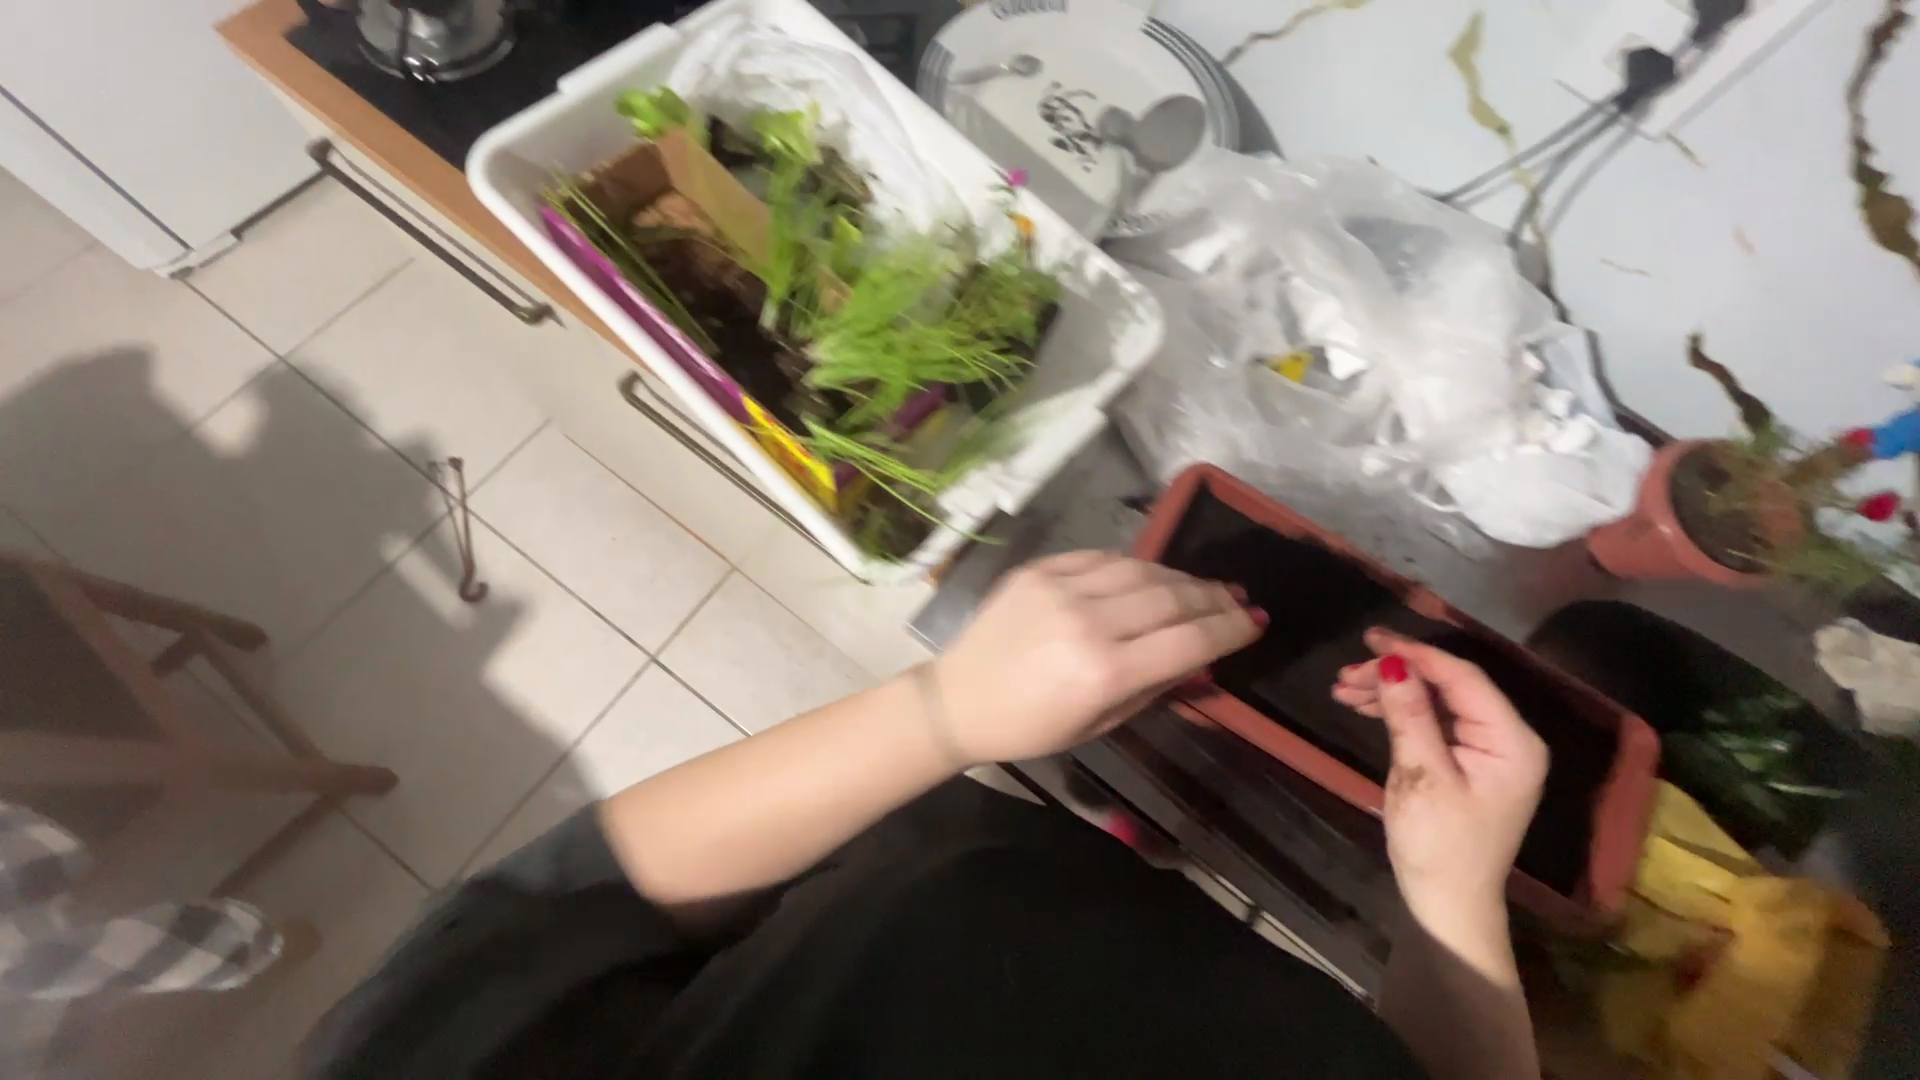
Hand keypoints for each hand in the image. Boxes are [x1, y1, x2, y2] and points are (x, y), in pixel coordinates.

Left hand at [930, 551, 1263, 765]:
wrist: (959, 698)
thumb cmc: (1031, 727)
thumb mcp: (1099, 724)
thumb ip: (1154, 687)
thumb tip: (1200, 656)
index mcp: (1105, 672)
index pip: (1189, 641)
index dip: (1230, 630)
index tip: (1255, 622)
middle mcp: (1088, 623)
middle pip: (1172, 598)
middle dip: (1214, 598)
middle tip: (1238, 599)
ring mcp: (1060, 589)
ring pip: (1140, 569)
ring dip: (1178, 577)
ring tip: (1201, 587)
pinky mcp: (1038, 571)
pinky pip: (1100, 558)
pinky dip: (1132, 565)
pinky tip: (1149, 574)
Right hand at [1332, 628, 1547, 933]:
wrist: (1446, 899)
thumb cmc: (1439, 842)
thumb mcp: (1420, 775)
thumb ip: (1409, 715)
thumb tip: (1391, 663)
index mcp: (1511, 741)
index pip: (1463, 678)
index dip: (1416, 654)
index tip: (1369, 639)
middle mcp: (1506, 738)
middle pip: (1448, 685)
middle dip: (1395, 672)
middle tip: (1345, 673)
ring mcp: (1486, 749)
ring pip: (1434, 698)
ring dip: (1389, 689)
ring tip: (1342, 688)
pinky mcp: (1465, 759)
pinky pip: (1430, 718)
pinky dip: (1396, 708)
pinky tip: (1361, 704)